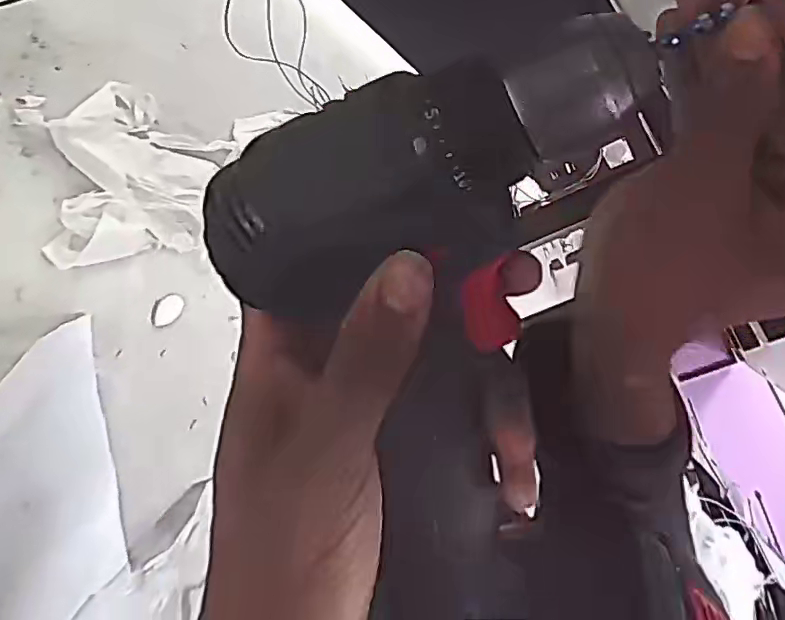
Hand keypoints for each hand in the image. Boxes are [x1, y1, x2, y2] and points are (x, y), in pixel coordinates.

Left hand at [205, 251, 545, 618]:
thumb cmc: (275, 560)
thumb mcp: (325, 447)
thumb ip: (364, 358)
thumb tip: (404, 270)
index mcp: (286, 350)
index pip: (320, 259)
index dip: (373, 231)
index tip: (433, 223)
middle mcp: (330, 364)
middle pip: (396, 297)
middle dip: (459, 295)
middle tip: (505, 288)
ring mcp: (372, 402)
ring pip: (436, 349)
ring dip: (485, 366)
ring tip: (509, 401)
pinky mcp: (406, 439)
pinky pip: (458, 401)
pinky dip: (491, 417)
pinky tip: (507, 453)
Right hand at [573, 0, 784, 438]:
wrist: (600, 322)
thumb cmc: (660, 266)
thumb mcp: (701, 184)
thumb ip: (735, 103)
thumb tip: (756, 23)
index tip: (775, 2)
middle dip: (761, 42)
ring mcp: (762, 189)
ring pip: (756, 103)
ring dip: (724, 50)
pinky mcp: (718, 179)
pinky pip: (721, 118)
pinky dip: (699, 77)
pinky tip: (678, 33)